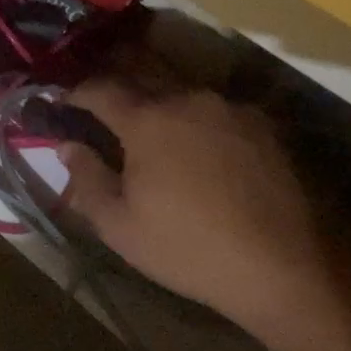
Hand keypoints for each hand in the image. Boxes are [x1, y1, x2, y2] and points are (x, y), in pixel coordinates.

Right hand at [58, 80, 328, 325]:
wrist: (287, 271)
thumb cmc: (188, 248)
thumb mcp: (119, 225)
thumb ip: (85, 179)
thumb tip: (67, 146)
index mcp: (146, 119)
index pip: (99, 89)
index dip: (75, 94)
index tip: (62, 104)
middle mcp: (187, 100)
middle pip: (141, 79)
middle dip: (116, 92)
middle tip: (101, 114)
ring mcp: (231, 111)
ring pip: (180, 94)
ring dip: (158, 104)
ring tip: (150, 131)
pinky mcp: (264, 129)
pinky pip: (215, 112)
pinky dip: (195, 121)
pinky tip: (196, 148)